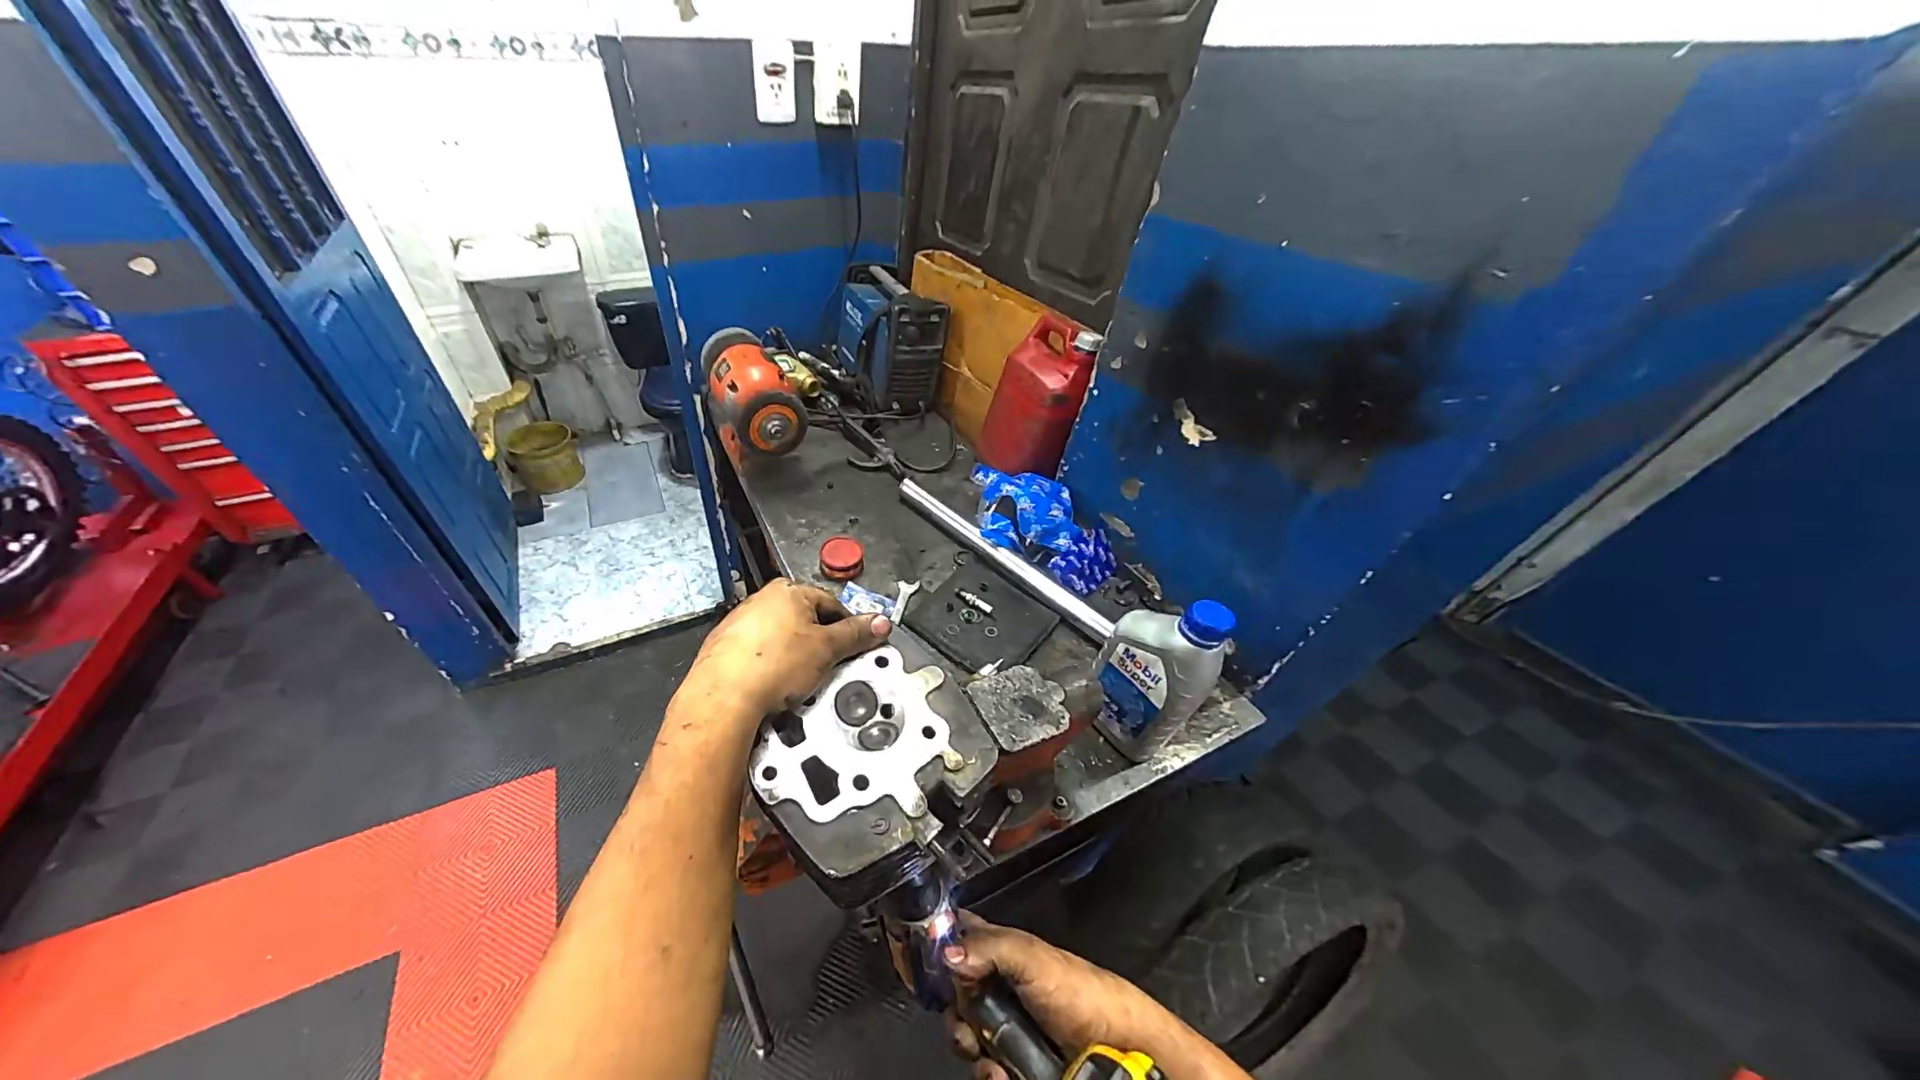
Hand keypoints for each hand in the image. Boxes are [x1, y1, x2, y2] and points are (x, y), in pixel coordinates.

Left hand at [682, 578, 889, 717]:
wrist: (723, 697)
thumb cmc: (770, 665)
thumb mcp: (827, 649)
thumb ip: (856, 634)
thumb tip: (878, 623)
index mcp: (788, 591)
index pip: (831, 604)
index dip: (848, 626)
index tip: (855, 644)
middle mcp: (761, 600)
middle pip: (805, 619)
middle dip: (819, 643)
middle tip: (828, 665)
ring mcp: (740, 623)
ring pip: (781, 638)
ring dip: (794, 656)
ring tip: (799, 680)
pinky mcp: (725, 648)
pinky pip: (759, 654)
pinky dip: (770, 667)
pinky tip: (774, 685)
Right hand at [942, 912, 1173, 1078]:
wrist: (1116, 1048)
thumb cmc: (1081, 991)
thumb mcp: (1033, 958)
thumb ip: (990, 947)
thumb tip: (947, 953)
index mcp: (999, 950)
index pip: (958, 938)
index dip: (938, 948)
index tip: (923, 964)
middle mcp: (997, 987)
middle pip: (952, 996)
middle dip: (952, 1013)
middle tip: (966, 1020)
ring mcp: (1004, 1027)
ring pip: (964, 1036)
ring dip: (968, 1046)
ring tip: (990, 1053)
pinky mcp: (1011, 1062)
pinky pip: (983, 1069)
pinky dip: (988, 1073)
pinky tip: (1002, 1072)